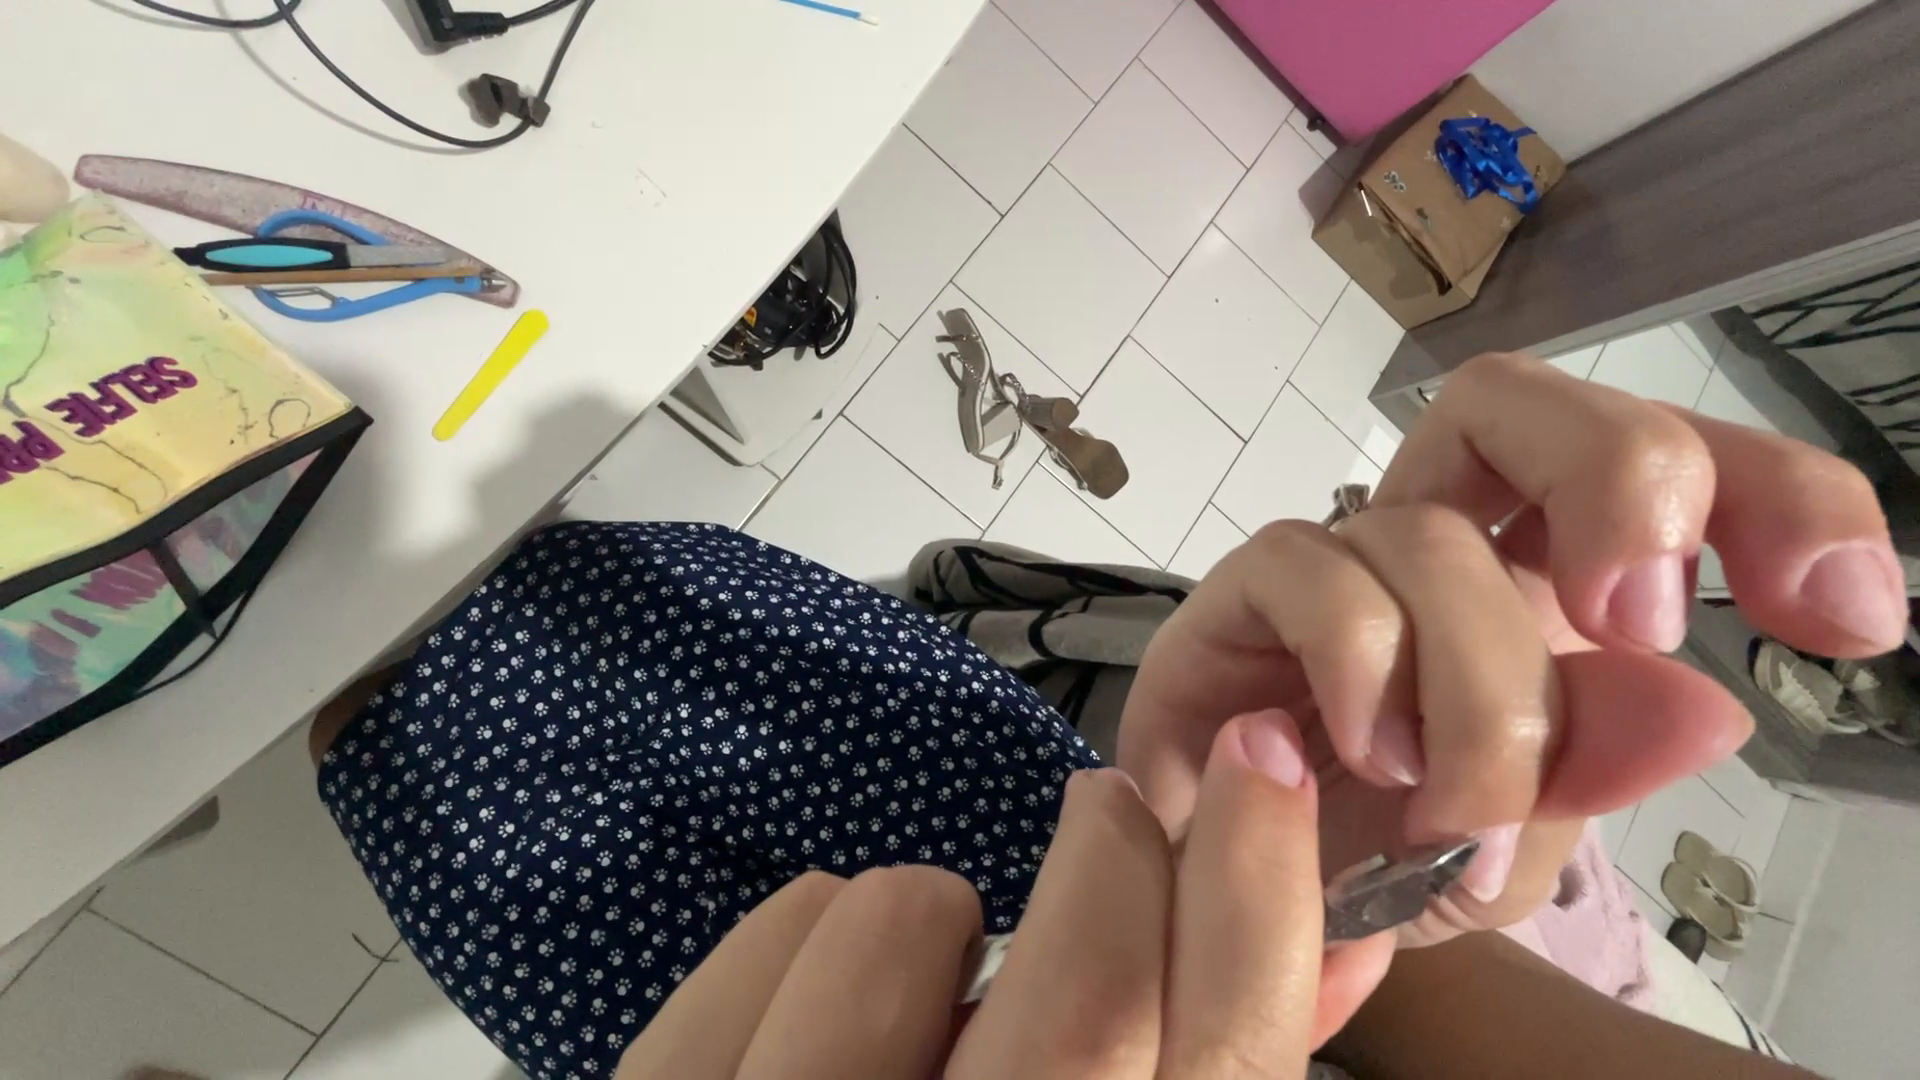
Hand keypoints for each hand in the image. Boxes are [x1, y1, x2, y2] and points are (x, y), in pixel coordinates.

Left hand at [618, 711, 1383, 1076]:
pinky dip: (805, 926)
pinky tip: (809, 997)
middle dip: (1117, 852)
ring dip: (931, 907)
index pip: (1223, 1049)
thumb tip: (1301, 921)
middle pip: (1085, 994)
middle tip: (1106, 806)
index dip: (1259, 885)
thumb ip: (1190, 1035)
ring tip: (926, 953)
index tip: (1259, 754)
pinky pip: (768, 937)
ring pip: (901, 927)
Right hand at [1120, 353, 1904, 947]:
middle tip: (1629, 618)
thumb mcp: (1513, 842)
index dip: (1769, 490)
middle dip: (1617, 479)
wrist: (1234, 882)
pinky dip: (1362, 666)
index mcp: (1524, 589)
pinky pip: (1311, 571)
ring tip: (1446, 806)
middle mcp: (1424, 553)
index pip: (1655, 471)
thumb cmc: (1366, 854)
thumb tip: (1699, 702)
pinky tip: (1364, 751)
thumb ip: (1595, 768)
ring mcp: (1324, 563)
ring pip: (1428, 534)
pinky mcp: (1239, 593)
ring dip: (1474, 687)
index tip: (1831, 620)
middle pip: (1505, 402)